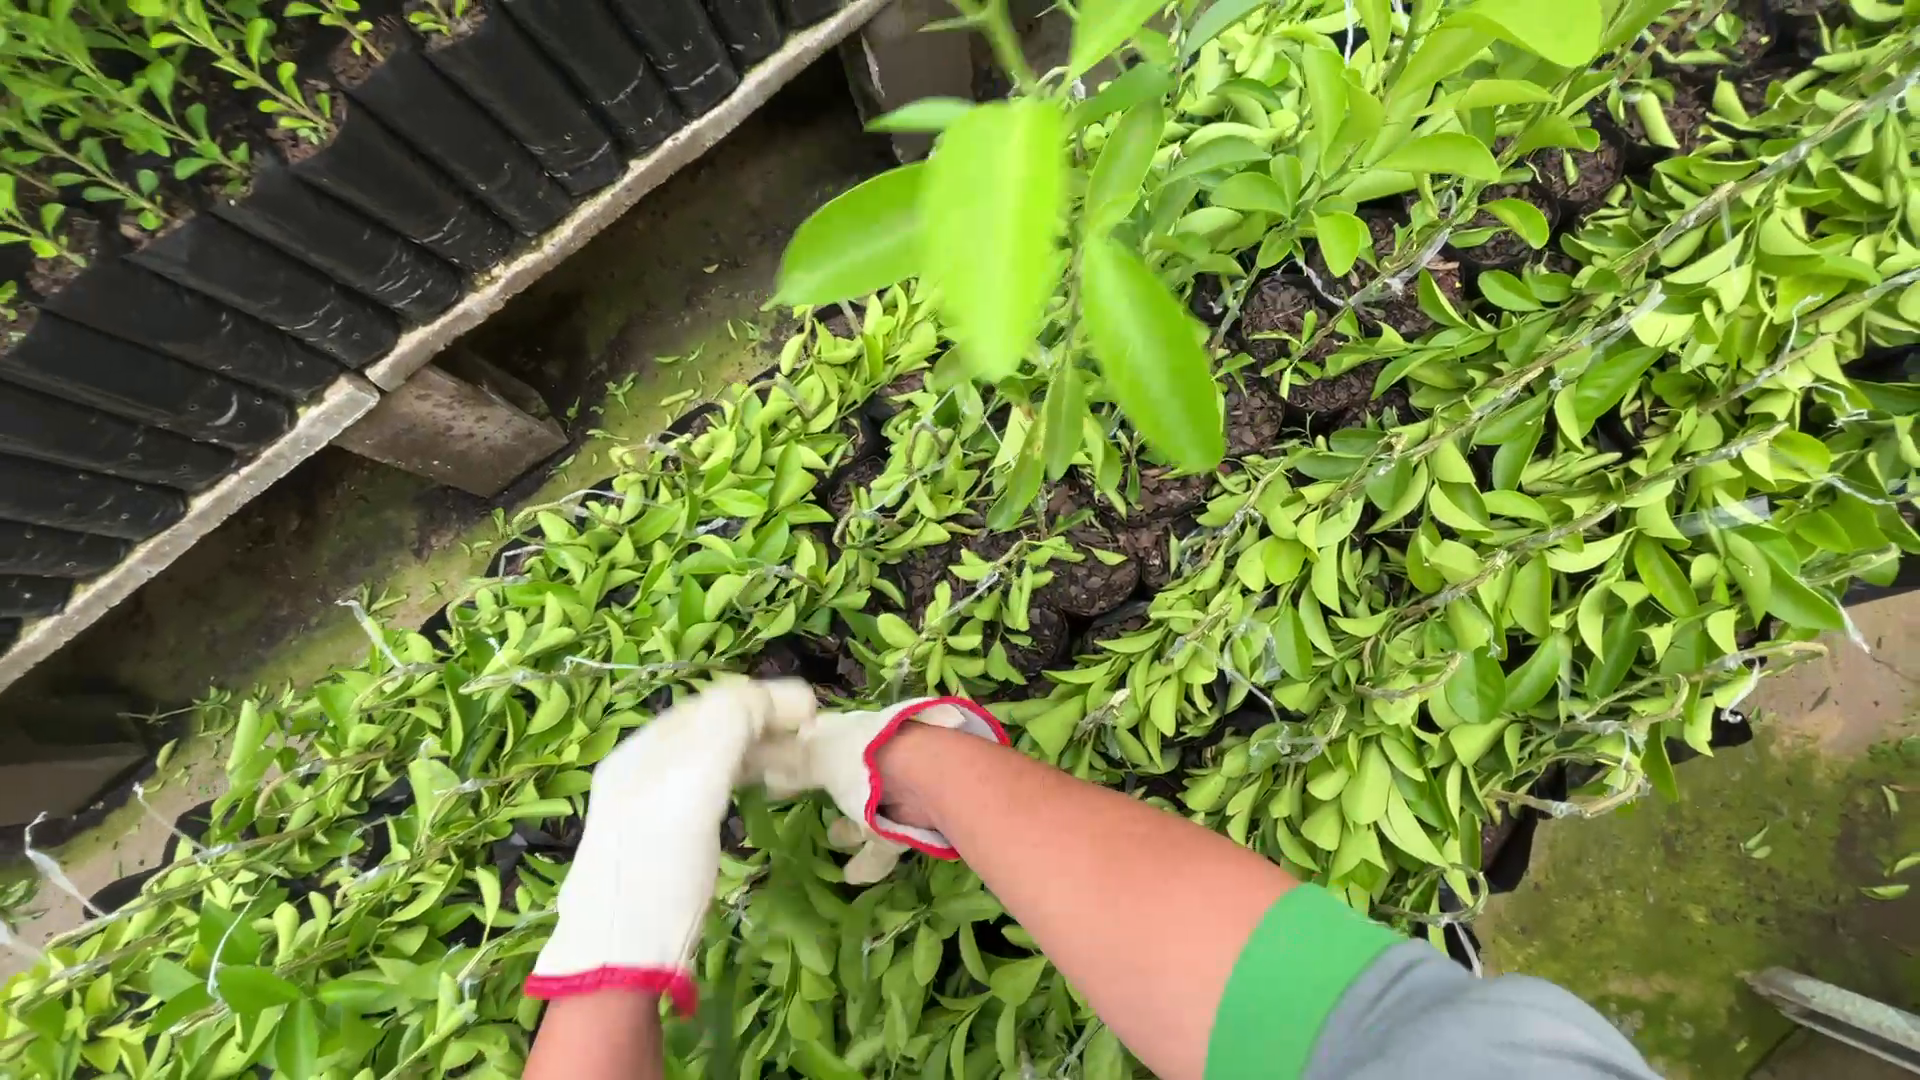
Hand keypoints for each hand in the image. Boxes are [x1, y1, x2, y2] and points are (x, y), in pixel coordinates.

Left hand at [524, 678, 816, 1011]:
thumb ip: (725, 730)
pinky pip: (712, 780)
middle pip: (714, 724)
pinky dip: (744, 771)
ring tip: (798, 758)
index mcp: (644, 749)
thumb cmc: (658, 872)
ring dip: (759, 745)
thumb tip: (765, 694)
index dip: (763, 698)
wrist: (619, 963)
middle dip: (764, 720)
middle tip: (810, 732)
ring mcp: (654, 799)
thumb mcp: (692, 791)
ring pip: (716, 753)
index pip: (713, 701)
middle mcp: (646, 766)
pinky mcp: (668, 830)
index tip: (811, 710)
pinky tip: (764, 781)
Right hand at [748, 696, 1006, 883]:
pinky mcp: (907, 822)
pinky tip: (855, 875)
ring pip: (866, 812)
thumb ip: (793, 767)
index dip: (804, 755)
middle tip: (815, 804)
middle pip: (848, 776)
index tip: (785, 773)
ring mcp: (892, 790)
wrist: (922, 775)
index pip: (823, 741)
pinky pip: (883, 844)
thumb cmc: (861, 757)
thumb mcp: (817, 757)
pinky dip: (869, 861)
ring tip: (835, 839)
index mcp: (849, 736)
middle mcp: (871, 760)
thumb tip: (767, 773)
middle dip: (835, 790)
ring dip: (851, 828)